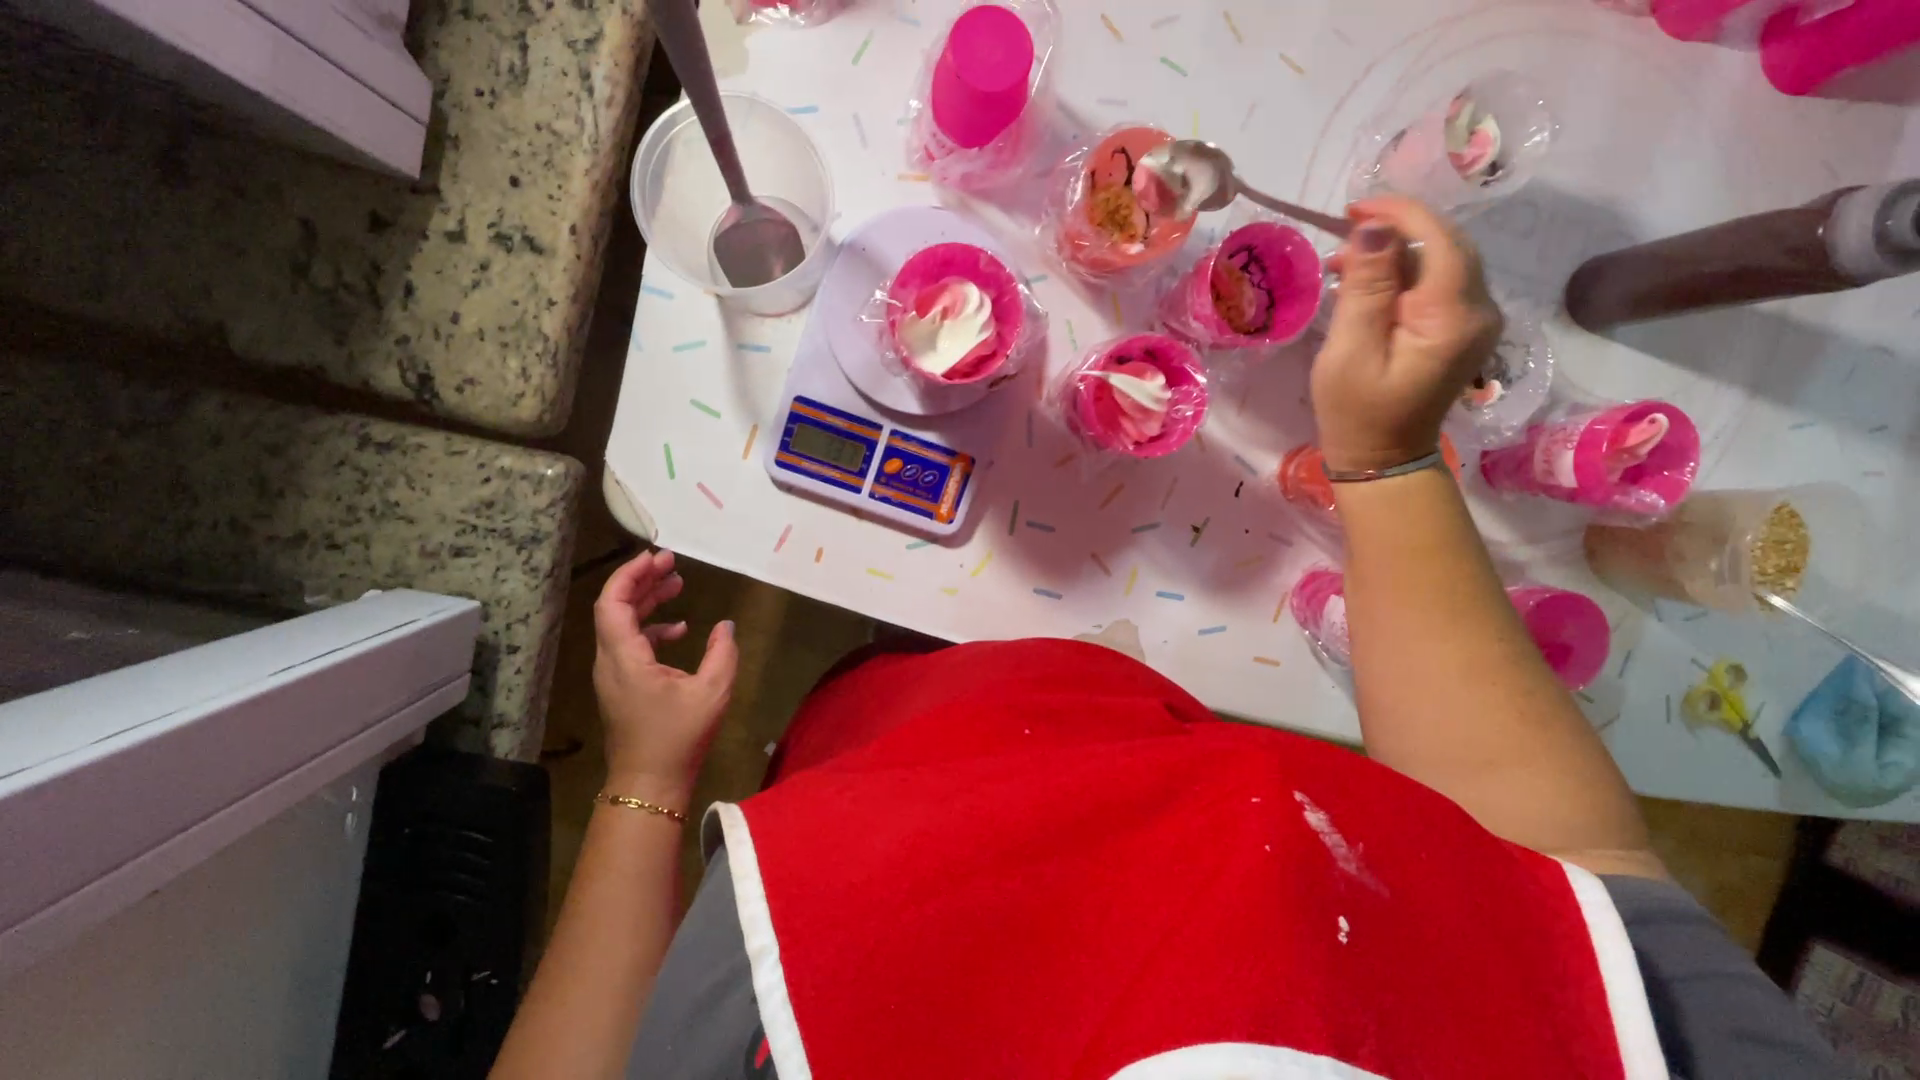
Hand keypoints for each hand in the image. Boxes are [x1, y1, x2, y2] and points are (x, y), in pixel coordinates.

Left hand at [591, 550, 737, 803]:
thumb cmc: (678, 737)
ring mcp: (613, 675)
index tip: (659, 557)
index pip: (612, 602)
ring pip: (621, 625)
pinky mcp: (622, 687)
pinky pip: (630, 644)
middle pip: (615, 607)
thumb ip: (722, 653)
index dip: (631, 574)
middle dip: (641, 580)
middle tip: (672, 563)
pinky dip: (651, 629)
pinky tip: (680, 629)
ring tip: (677, 585)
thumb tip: (726, 626)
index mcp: (624, 657)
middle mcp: (610, 660)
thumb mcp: (712, 693)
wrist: (650, 784)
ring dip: (646, 602)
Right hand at [1311, 196, 1502, 473]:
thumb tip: (1372, 229)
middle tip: (1342, 238)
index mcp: (1453, 317)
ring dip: (1397, 253)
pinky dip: (1405, 274)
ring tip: (1344, 266)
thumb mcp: (1349, 351)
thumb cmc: (1358, 411)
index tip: (1354, 209)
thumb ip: (1365, 288)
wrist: (1384, 460)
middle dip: (1396, 232)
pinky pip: (1440, 284)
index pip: (1440, 240)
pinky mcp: (1463, 329)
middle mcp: (1480, 311)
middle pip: (1447, 246)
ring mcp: (1477, 321)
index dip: (1400, 214)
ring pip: (1444, 262)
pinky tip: (1369, 286)